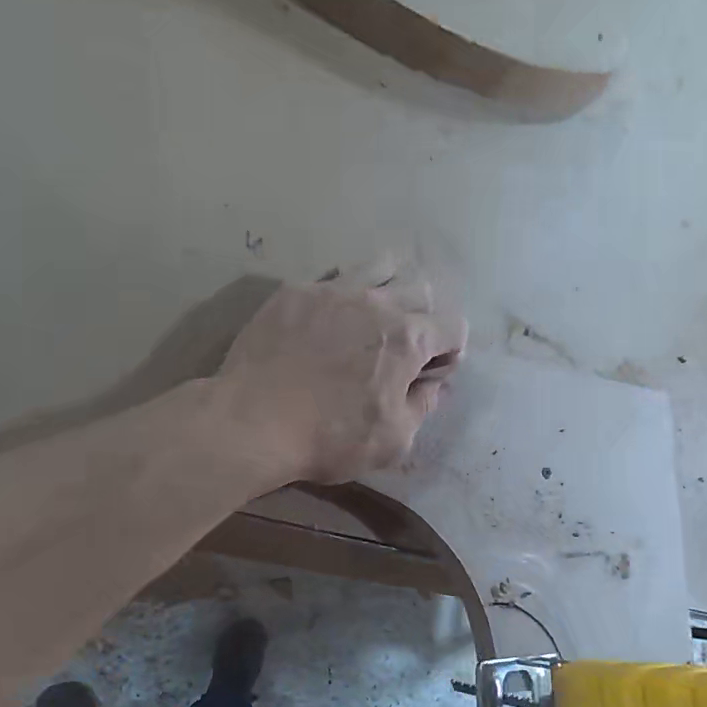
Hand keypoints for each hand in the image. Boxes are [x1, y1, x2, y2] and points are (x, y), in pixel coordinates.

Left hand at [217, 253, 467, 483]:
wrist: (252, 422)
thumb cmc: (332, 438)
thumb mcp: (394, 440)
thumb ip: (422, 405)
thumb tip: (433, 385)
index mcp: (407, 339)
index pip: (454, 326)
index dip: (451, 352)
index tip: (432, 374)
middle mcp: (376, 302)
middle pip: (421, 288)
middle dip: (426, 316)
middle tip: (407, 348)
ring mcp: (332, 290)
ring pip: (379, 267)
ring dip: (390, 289)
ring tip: (375, 318)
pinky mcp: (294, 292)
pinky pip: (333, 277)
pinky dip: (345, 294)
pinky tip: (331, 320)